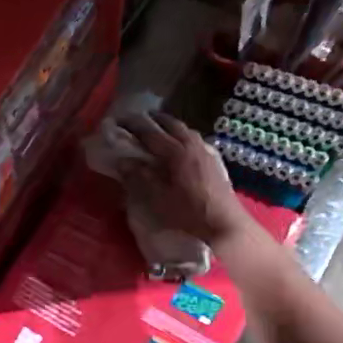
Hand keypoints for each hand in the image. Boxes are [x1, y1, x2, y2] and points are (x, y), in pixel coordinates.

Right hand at [117, 111, 251, 248]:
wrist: (224, 224)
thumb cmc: (188, 213)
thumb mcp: (158, 199)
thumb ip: (139, 178)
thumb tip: (122, 161)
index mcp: (177, 153)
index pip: (151, 133)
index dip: (133, 126)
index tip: (118, 120)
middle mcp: (193, 146)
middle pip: (172, 125)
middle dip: (154, 120)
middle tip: (139, 119)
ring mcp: (207, 153)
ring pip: (186, 131)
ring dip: (170, 127)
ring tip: (159, 130)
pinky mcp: (215, 162)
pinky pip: (196, 141)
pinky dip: (184, 137)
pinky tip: (181, 146)